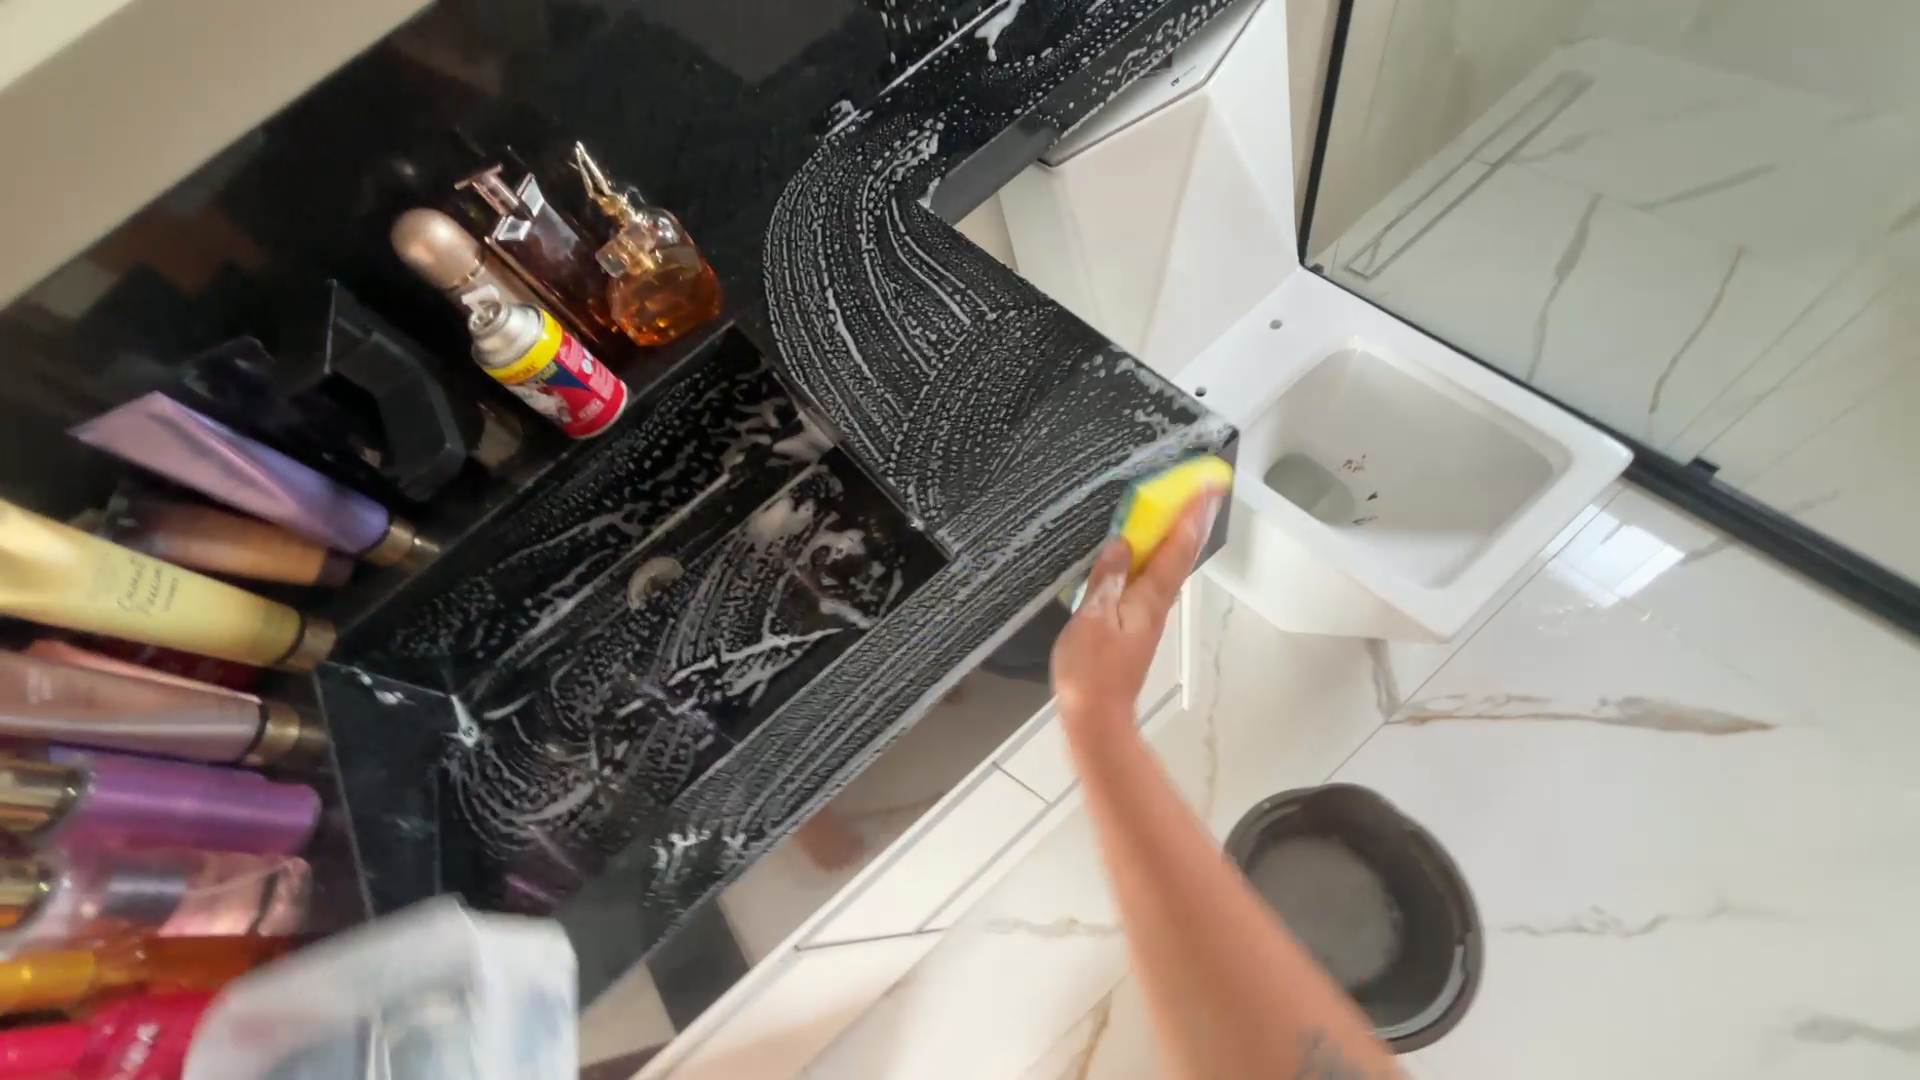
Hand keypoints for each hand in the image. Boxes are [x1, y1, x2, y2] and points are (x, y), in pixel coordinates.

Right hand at [1052, 487, 1223, 735]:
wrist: (1097, 717)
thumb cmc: (1090, 671)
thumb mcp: (1091, 619)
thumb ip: (1107, 579)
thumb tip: (1121, 542)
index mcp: (1149, 598)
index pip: (1177, 549)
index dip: (1192, 516)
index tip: (1209, 487)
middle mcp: (1157, 605)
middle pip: (1180, 556)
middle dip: (1192, 521)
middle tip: (1203, 490)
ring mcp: (1149, 617)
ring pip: (1168, 568)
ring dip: (1177, 537)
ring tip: (1179, 511)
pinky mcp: (1136, 627)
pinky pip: (1152, 581)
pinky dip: (1156, 558)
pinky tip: (1145, 553)